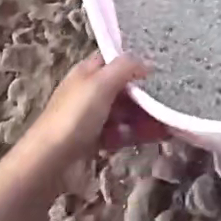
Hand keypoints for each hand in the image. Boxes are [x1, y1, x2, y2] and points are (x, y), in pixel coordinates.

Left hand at [28, 53, 160, 155]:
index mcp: (87, 72)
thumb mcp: (101, 83)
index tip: (160, 66)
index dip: (135, 61)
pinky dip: (138, 133)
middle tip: (171, 98)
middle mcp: (89, 92)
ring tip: (170, 120)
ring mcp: (91, 117)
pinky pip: (121, 132)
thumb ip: (125, 67)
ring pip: (124, 112)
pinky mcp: (94, 140)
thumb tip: (147, 62)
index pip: (114, 58)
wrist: (50, 162)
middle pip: (123, 87)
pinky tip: (157, 135)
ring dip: (146, 115)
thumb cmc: (75, 116)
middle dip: (146, 93)